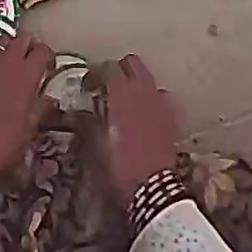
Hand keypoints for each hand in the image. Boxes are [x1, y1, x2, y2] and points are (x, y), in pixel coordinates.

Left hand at [0, 32, 53, 199]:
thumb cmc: (6, 141)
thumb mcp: (31, 126)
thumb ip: (42, 107)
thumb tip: (50, 99)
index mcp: (28, 74)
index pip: (43, 50)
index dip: (48, 56)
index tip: (49, 67)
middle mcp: (8, 63)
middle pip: (22, 39)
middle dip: (30, 46)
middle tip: (32, 61)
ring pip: (1, 44)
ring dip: (9, 50)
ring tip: (12, 66)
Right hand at [93, 55, 180, 203]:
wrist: (153, 189)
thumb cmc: (120, 167)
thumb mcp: (96, 146)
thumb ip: (88, 122)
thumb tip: (79, 110)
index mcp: (123, 97)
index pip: (109, 68)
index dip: (96, 72)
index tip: (87, 85)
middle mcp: (144, 93)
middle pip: (133, 63)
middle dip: (118, 69)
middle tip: (106, 86)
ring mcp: (162, 103)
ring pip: (148, 77)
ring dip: (136, 82)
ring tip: (125, 99)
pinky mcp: (173, 116)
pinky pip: (162, 95)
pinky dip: (152, 97)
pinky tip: (145, 112)